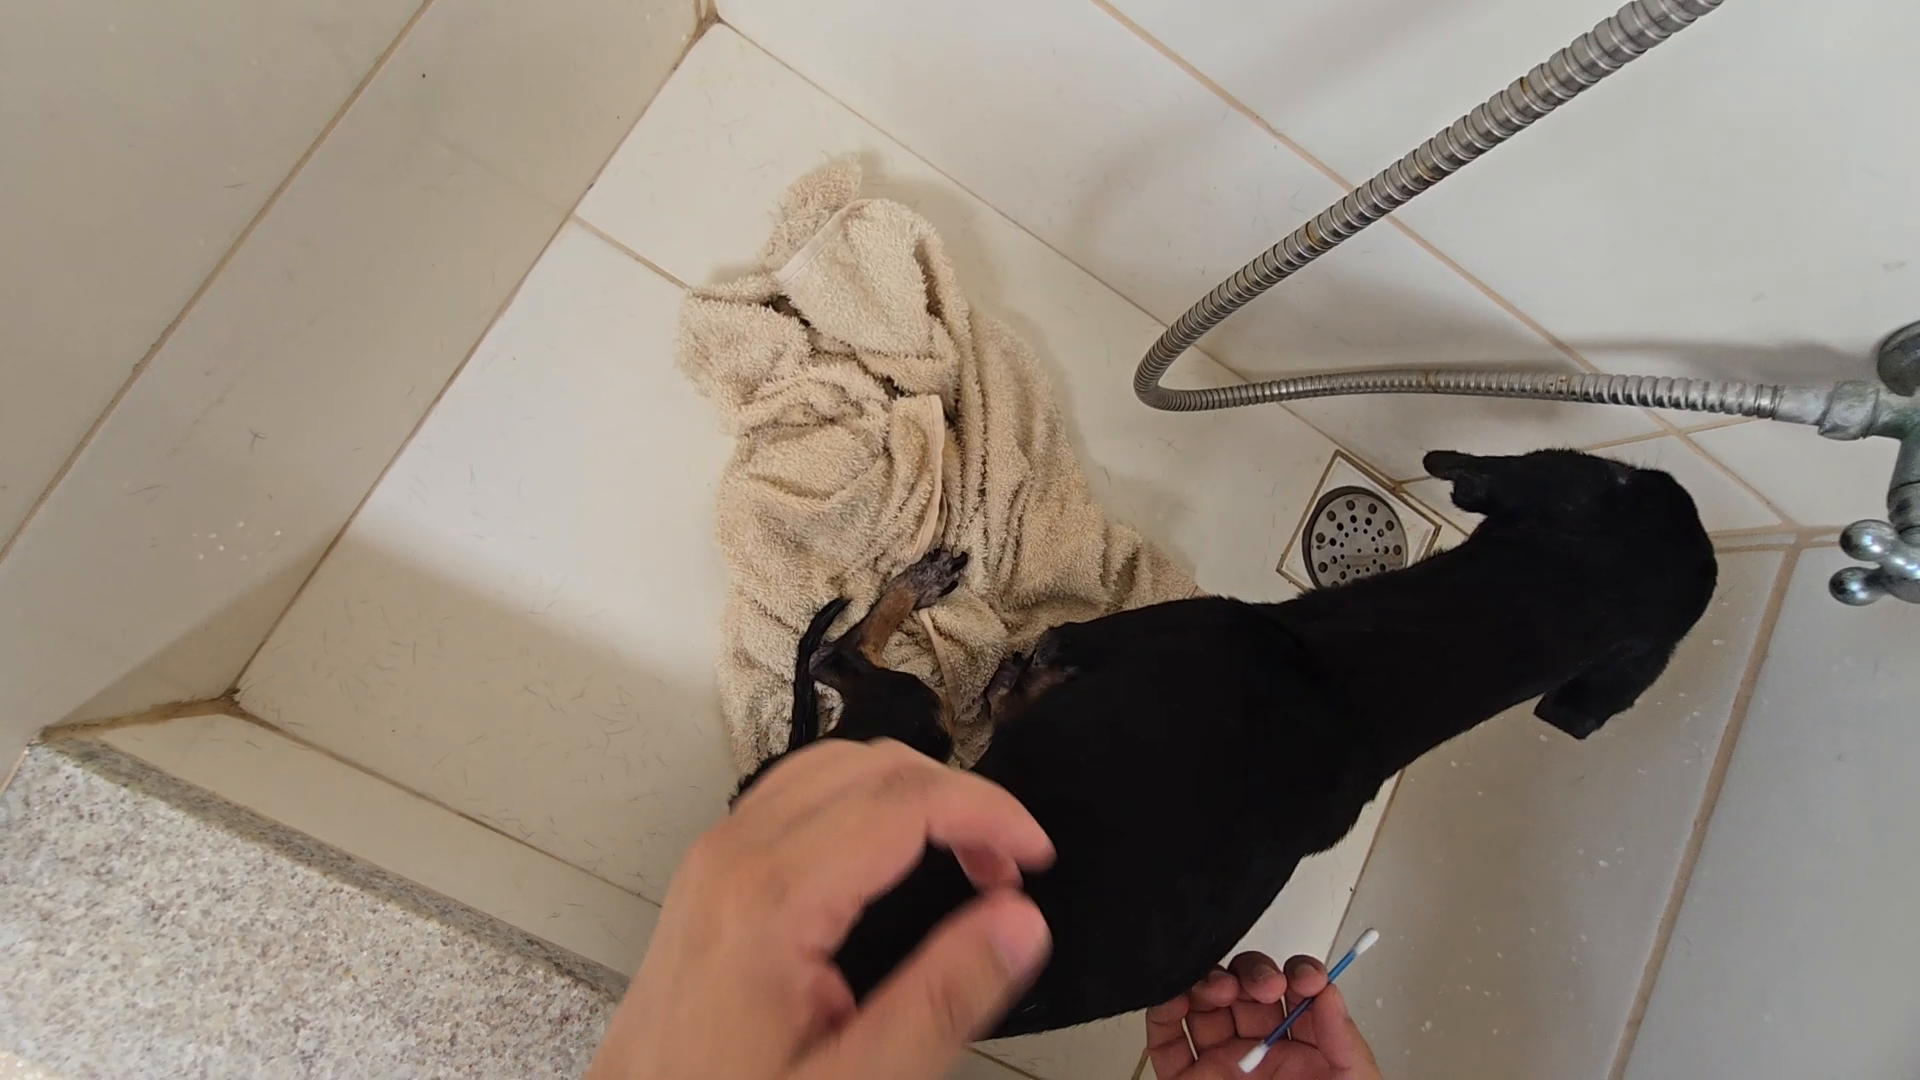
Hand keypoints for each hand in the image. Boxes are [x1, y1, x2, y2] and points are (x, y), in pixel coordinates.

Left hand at [587, 739, 1055, 1079]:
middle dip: (959, 798)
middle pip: (876, 765)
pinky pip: (807, 784)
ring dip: (916, 789)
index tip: (1033, 852)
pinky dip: (870, 793)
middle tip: (1004, 865)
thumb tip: (1020, 920)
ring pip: (842, 761)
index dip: (987, 812)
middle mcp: (740, 849)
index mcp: (772, 896)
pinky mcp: (720, 859)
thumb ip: (942, 999)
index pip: (905, 801)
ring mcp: (723, 846)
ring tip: (960, 852)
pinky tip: (893, 840)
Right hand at [1145, 952, 1382, 1079]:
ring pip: (1205, 1002)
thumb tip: (1328, 991)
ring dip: (1208, 981)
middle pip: (1249, 991)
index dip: (1299, 976)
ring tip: (1220, 991)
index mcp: (1310, 1063)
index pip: (1300, 999)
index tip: (1306, 977)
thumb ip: (1345, 1047)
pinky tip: (1178, 997)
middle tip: (1262, 986)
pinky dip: (1164, 1005)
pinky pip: (1165, 1035)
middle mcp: (1263, 1059)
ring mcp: (1221, 1067)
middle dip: (1253, 974)